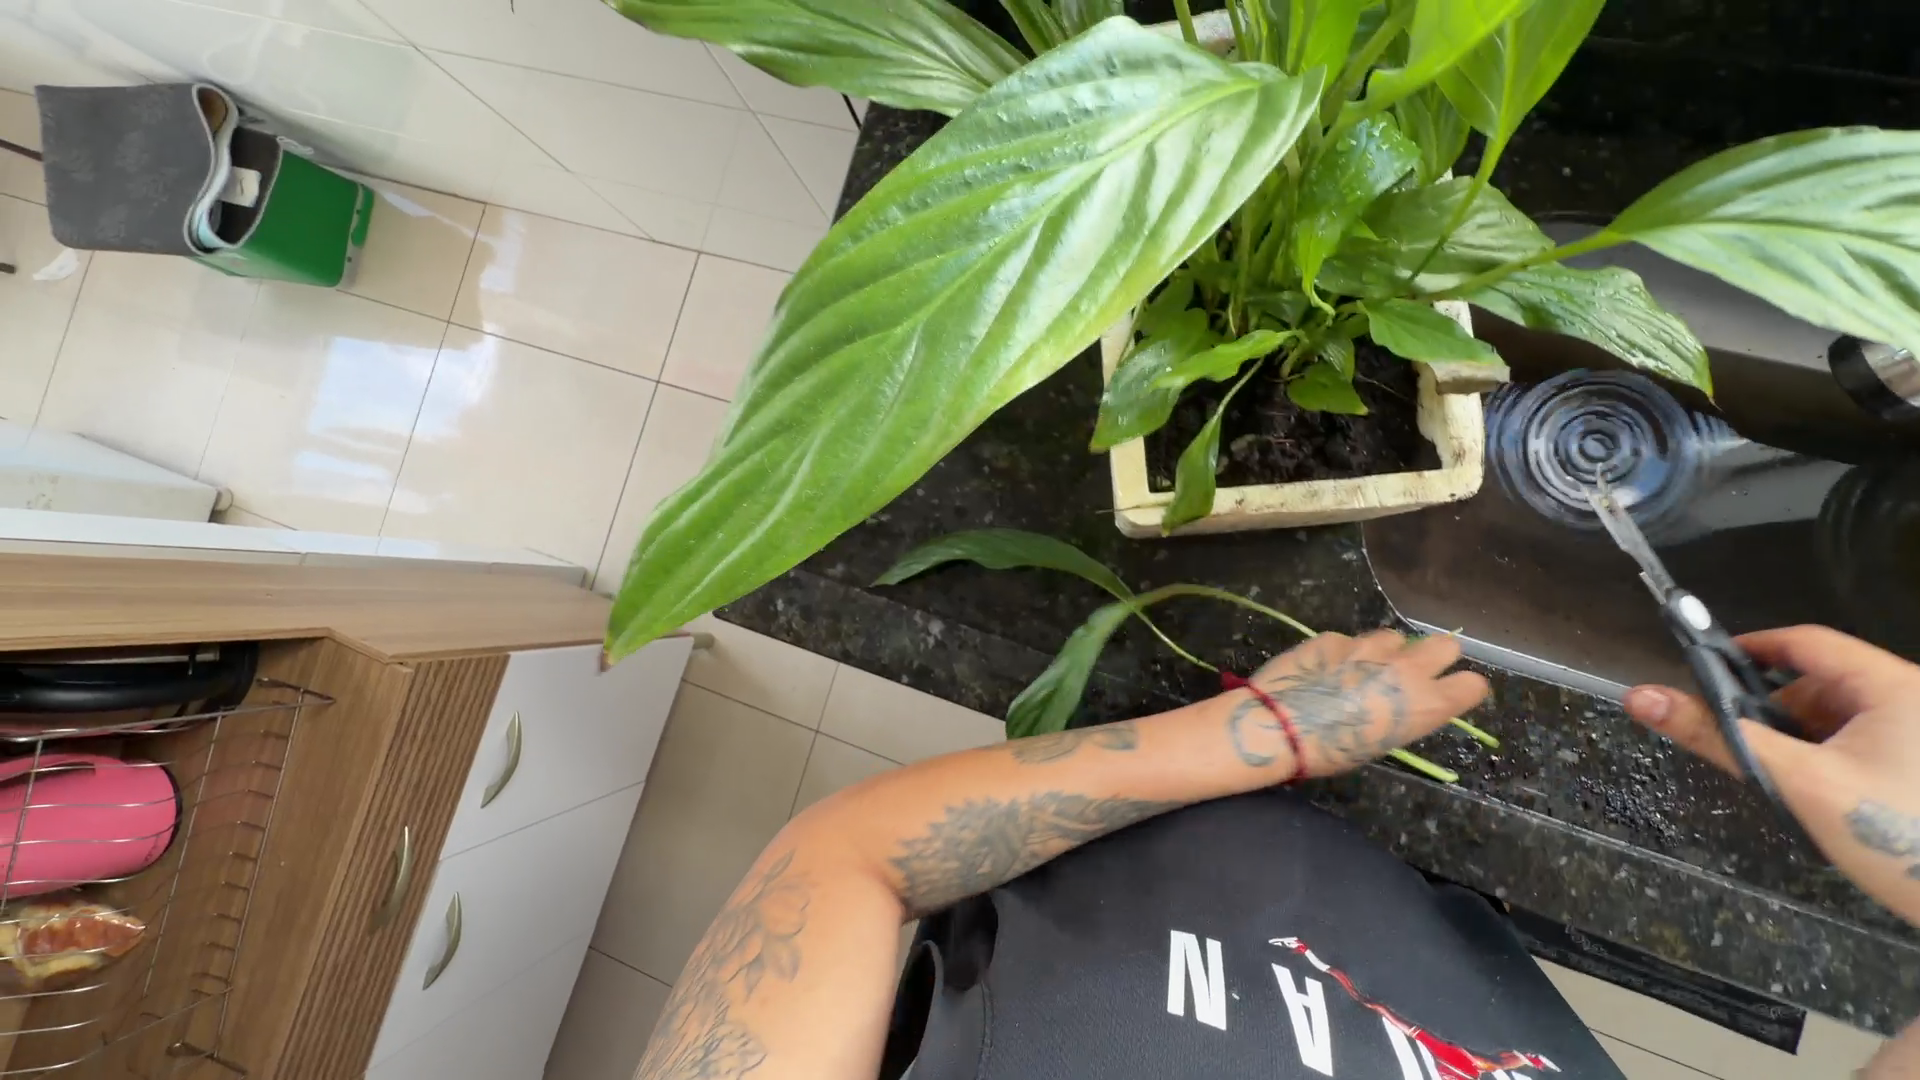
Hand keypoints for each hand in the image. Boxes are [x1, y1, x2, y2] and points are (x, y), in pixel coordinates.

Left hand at [1226, 630, 1490, 777]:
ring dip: (1384, 650)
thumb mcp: (1383, 741)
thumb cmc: (1332, 750)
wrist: (1279, 725)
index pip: (1473, 684)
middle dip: (1433, 655)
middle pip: (1444, 644)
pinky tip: (1323, 669)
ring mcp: (1368, 647)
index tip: (1447, 691)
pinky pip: (1349, 640)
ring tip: (1360, 668)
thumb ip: (1404, 713)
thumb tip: (1400, 702)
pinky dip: (1343, 652)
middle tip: (1410, 671)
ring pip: (1393, 636)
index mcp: (1426, 703)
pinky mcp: (1333, 637)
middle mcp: (1405, 668)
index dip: (1460, 687)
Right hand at [1623, 625, 1919, 925]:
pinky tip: (1830, 790)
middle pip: (1824, 680)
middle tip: (1745, 741)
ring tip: (1790, 775)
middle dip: (1775, 707)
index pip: (1804, 642)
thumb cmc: (1898, 836)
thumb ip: (1713, 734)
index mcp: (1896, 688)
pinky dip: (1839, 754)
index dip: (1747, 648)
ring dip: (1806, 734)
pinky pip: (1876, 739)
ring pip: (1849, 713)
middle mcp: (1919, 701)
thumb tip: (1638, 696)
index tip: (1701, 668)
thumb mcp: (1795, 781)